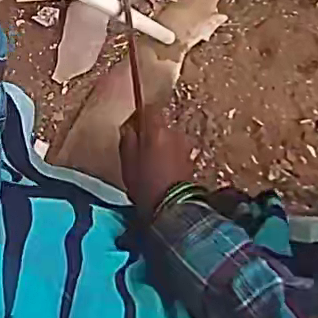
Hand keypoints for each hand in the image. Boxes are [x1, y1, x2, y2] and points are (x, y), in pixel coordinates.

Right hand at [119, 98, 194, 216]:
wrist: (172, 208)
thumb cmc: (145, 183)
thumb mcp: (127, 160)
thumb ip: (127, 138)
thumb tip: (130, 128)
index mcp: (156, 130)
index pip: (149, 109)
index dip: (139, 115)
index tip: (132, 126)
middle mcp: (174, 133)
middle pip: (160, 124)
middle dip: (150, 132)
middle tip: (138, 148)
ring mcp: (185, 146)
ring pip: (168, 137)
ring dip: (161, 144)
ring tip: (150, 162)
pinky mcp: (191, 159)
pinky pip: (175, 150)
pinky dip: (168, 155)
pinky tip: (161, 170)